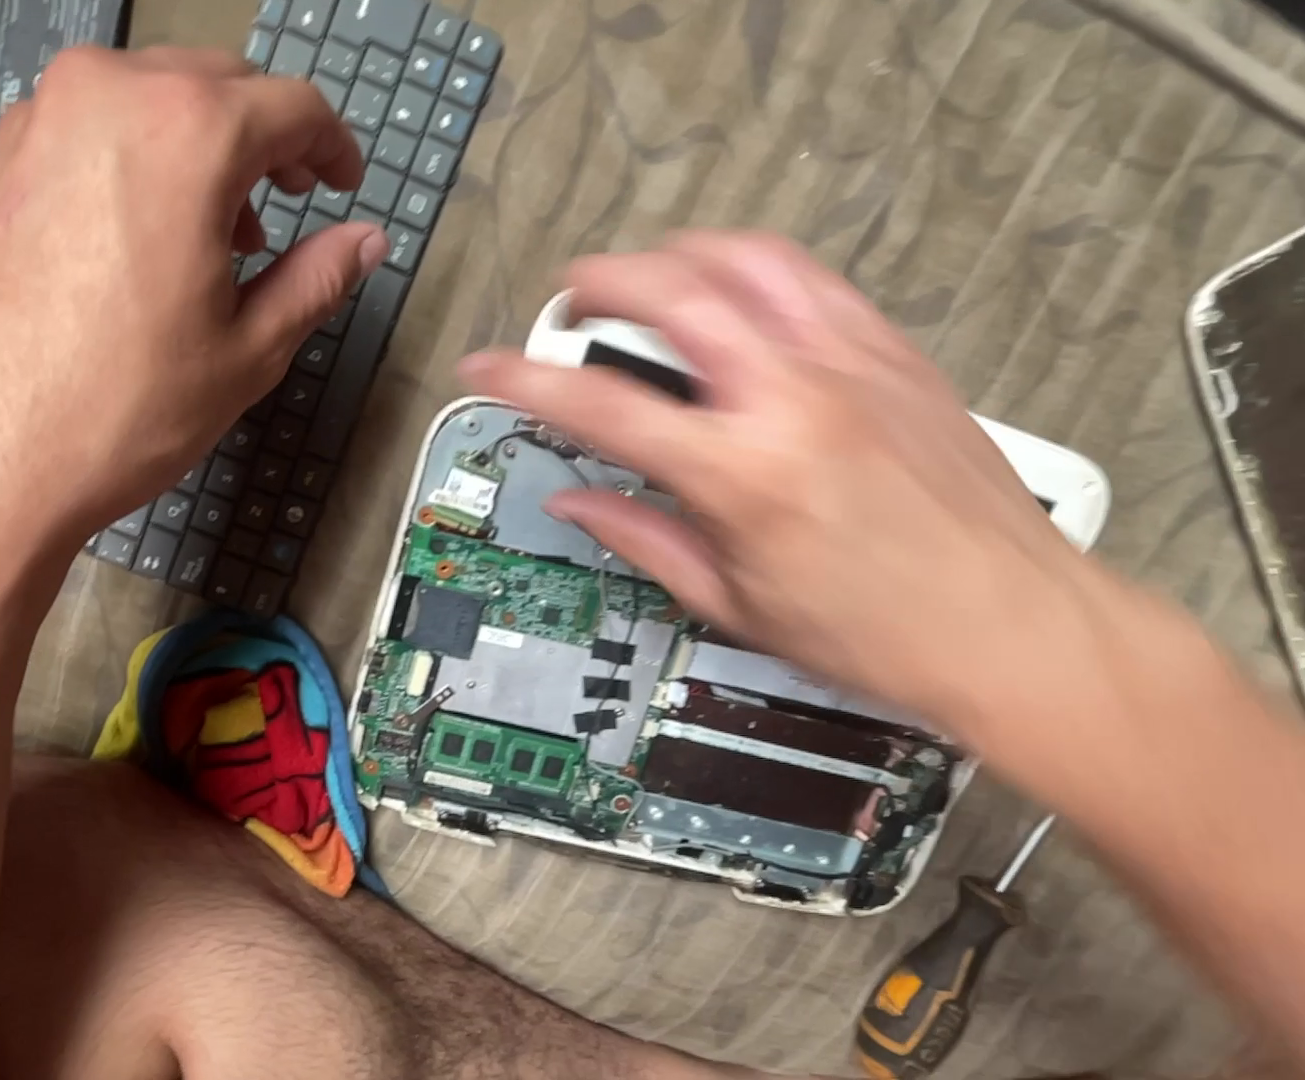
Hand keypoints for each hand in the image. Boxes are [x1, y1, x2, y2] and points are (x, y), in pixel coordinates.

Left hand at [0, 47, 387, 560]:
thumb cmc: (118, 411)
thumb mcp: (247, 352)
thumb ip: (317, 279)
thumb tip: (364, 242)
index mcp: (182, 132)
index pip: (288, 104)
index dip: (331, 146)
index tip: (340, 184)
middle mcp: (101, 99)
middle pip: (214, 86)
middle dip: (263, 141)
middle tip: (285, 206)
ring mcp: (32, 125)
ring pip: (146, 104)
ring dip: (197, 153)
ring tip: (213, 239)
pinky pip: (86, 136)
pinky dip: (133, 166)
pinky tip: (139, 244)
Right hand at [459, 231, 1111, 730]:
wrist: (1010, 628)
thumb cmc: (879, 631)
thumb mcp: (730, 600)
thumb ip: (638, 536)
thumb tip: (577, 504)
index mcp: (742, 476)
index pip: (601, 406)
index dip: (524, 378)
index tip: (488, 365)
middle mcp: (794, 401)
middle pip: (671, 295)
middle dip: (597, 283)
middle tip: (566, 301)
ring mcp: (851, 367)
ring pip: (744, 261)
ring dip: (674, 258)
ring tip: (643, 279)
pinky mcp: (893, 357)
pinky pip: (812, 279)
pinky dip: (751, 268)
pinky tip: (730, 291)